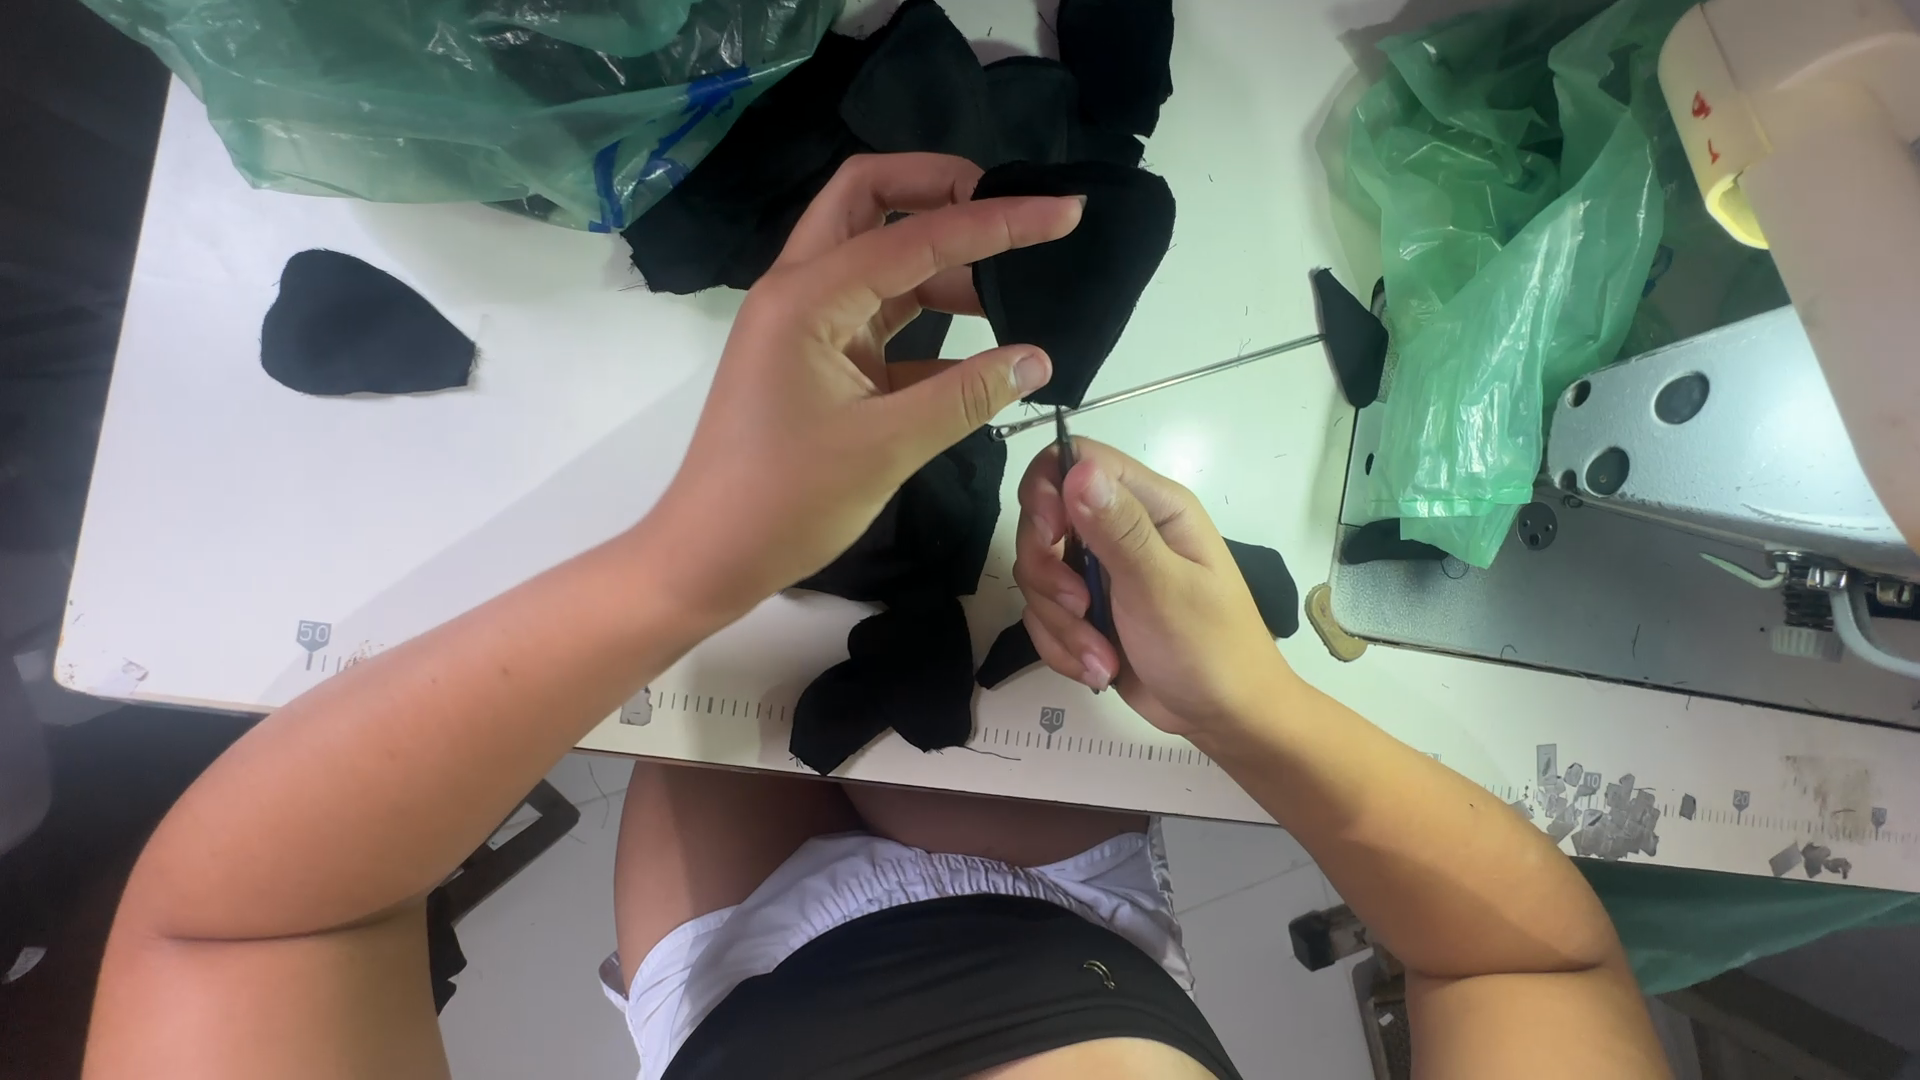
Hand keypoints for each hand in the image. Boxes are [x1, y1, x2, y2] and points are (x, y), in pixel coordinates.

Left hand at [637, 153, 1080, 622]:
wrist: (712, 555)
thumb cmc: (786, 502)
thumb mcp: (885, 447)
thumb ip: (966, 397)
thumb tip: (1039, 358)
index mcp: (807, 297)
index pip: (914, 235)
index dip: (996, 220)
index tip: (1062, 212)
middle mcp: (800, 292)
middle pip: (869, 202)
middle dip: (940, 192)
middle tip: (1007, 211)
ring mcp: (806, 326)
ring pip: (876, 260)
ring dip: (939, 264)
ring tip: (1009, 289)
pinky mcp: (817, 361)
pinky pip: (878, 320)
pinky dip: (925, 322)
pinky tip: (976, 350)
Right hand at [1012, 440, 1295, 735]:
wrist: (1224, 719)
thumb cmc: (1210, 648)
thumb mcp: (1164, 588)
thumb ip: (1119, 529)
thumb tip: (1076, 469)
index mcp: (1151, 506)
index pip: (1074, 460)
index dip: (1046, 492)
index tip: (1049, 539)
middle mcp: (1119, 529)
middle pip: (1042, 520)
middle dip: (1048, 573)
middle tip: (1079, 608)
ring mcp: (1099, 570)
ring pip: (1037, 575)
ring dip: (1061, 624)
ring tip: (1103, 658)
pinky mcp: (1085, 610)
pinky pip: (1042, 615)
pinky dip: (1062, 647)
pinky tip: (1099, 668)